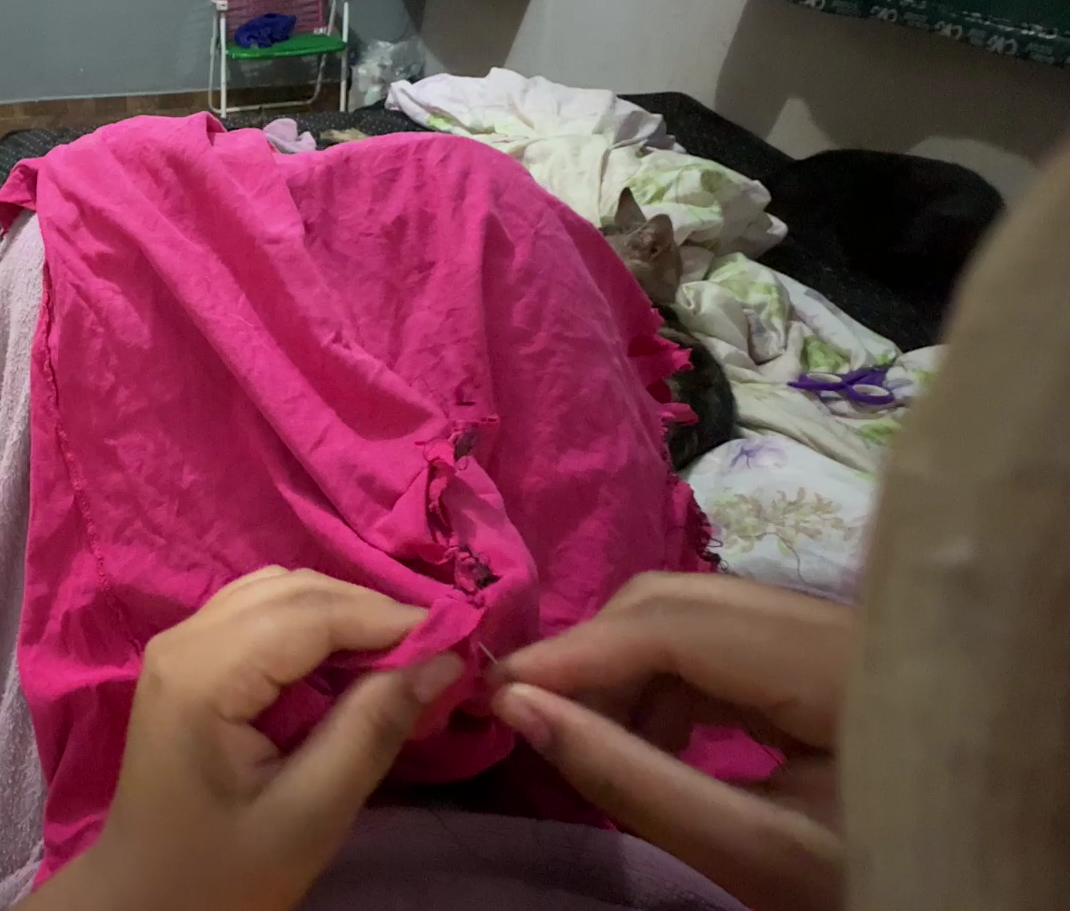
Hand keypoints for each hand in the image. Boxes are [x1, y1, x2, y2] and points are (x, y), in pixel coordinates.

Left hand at [22, 567, 463, 910]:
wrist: (145, 898)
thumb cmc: (223, 872)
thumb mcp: (309, 814)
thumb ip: (371, 728)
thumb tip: (442, 661)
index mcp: (202, 672)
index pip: (307, 614)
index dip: (387, 616)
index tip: (460, 636)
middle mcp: (184, 636)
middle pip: (290, 591)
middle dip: (368, 609)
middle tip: (438, 648)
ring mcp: (180, 640)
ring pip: (275, 591)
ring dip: (340, 610)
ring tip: (400, 651)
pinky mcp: (187, 654)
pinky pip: (256, 610)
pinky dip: (309, 621)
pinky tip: (345, 655)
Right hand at [490, 572, 851, 910]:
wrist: (987, 892)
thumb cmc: (886, 882)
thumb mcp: (760, 856)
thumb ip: (631, 780)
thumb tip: (513, 707)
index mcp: (844, 667)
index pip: (673, 627)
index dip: (576, 653)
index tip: (497, 686)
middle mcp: (835, 622)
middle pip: (670, 602)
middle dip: (593, 654)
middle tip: (536, 707)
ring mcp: (828, 630)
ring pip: (683, 614)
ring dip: (622, 668)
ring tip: (593, 732)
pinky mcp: (818, 649)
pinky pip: (711, 639)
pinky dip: (662, 679)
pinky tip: (651, 733)